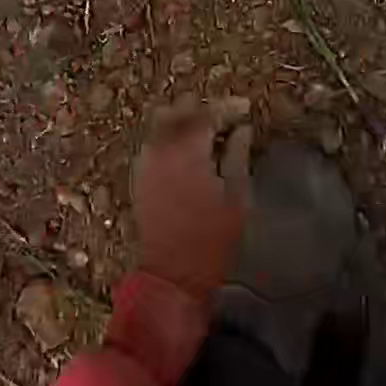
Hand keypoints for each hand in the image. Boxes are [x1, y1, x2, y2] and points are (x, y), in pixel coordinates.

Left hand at [131, 98, 253, 296]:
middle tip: (227, 118)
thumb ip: (238, 154)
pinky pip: (153, 143)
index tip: (246, 110)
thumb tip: (241, 129)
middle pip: (180, 110)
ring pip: (162, 123)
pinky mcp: (139, 178)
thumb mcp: (237, 195)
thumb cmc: (212, 238)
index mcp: (188, 151)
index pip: (208, 113)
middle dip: (204, 109)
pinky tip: (188, 151)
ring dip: (184, 120)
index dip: (229, 107)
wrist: (171, 278)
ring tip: (207, 132)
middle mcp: (162, 150)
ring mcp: (146, 164)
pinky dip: (170, 137)